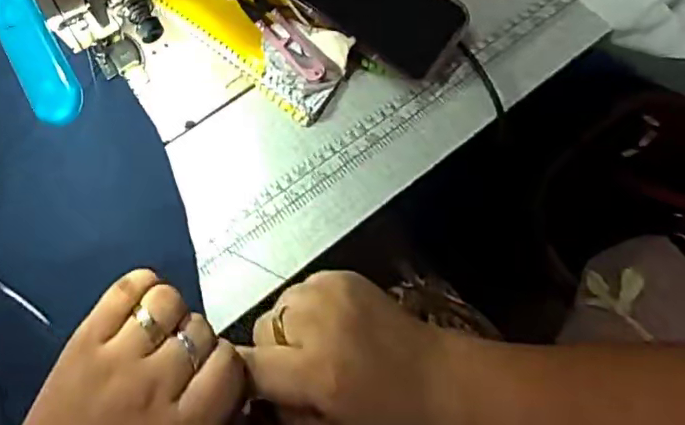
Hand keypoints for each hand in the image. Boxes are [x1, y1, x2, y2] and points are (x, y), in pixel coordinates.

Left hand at [25, 268, 247, 424]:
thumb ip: (206, 415)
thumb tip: (227, 381)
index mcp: (183, 424)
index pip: (227, 363)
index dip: (223, 360)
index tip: (211, 367)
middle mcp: (155, 384)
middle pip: (198, 328)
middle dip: (196, 335)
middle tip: (182, 350)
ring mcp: (118, 354)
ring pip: (167, 300)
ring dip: (171, 309)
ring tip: (161, 325)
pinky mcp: (87, 336)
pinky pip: (126, 287)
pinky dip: (141, 283)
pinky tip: (141, 300)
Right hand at [243, 271, 456, 424]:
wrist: (439, 379)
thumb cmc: (390, 416)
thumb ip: (288, 411)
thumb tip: (256, 397)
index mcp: (317, 369)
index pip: (251, 364)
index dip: (245, 378)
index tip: (250, 387)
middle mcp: (317, 319)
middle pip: (262, 327)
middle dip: (272, 350)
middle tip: (298, 372)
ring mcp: (329, 289)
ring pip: (280, 304)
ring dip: (288, 325)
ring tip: (317, 346)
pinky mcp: (340, 274)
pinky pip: (303, 288)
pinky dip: (309, 307)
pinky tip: (331, 326)